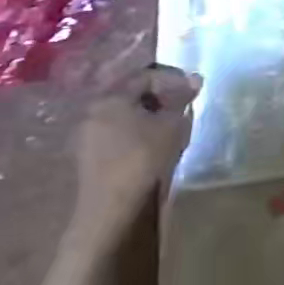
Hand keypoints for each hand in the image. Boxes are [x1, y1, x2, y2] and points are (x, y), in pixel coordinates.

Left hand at [72, 65, 199, 237]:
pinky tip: (154, 142)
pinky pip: (118, 133)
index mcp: (110, 98)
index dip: (173, 79)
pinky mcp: (89, 157)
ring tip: (172, 125)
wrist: (111, 208)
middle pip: (132, 95)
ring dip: (150, 116)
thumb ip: (183, 99)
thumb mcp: (172, 125)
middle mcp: (94, 112)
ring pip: (125, 115)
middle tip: (184, 105)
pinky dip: (138, 131)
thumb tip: (195, 79)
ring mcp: (88, 136)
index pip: (145, 76)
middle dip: (161, 97)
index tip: (193, 90)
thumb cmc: (142, 157)